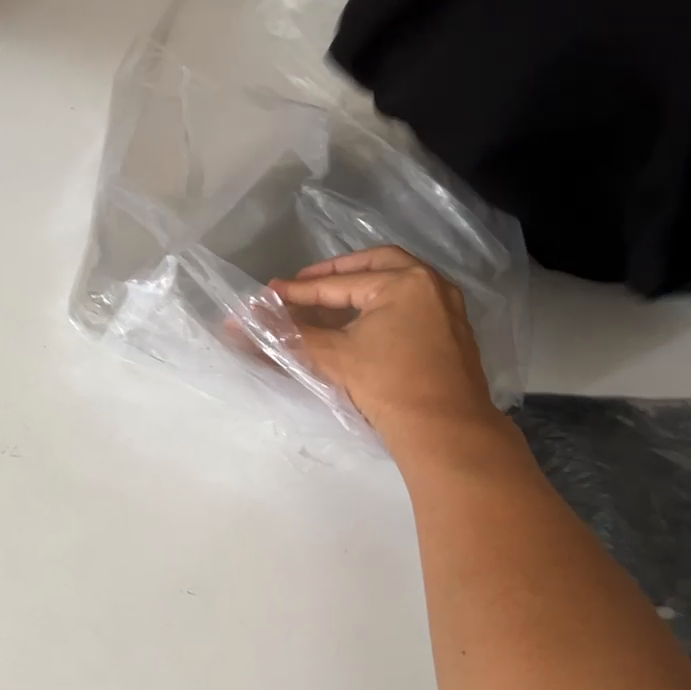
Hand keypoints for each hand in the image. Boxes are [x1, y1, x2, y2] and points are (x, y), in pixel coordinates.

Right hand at [267, 246, 505, 448]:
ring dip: (357, 286)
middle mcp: (430, 284)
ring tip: (323, 304)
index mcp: (403, 282)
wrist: (441, 425)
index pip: (337, 283)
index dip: (296, 291)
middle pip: (375, 264)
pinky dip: (376, 303)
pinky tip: (353, 323)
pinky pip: (406, 302)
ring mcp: (444, 306)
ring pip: (394, 282)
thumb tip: (242, 321)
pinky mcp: (448, 328)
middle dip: (335, 272)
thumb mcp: (329, 356)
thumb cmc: (385, 383)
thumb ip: (286, 334)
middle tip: (303, 284)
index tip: (266, 294)